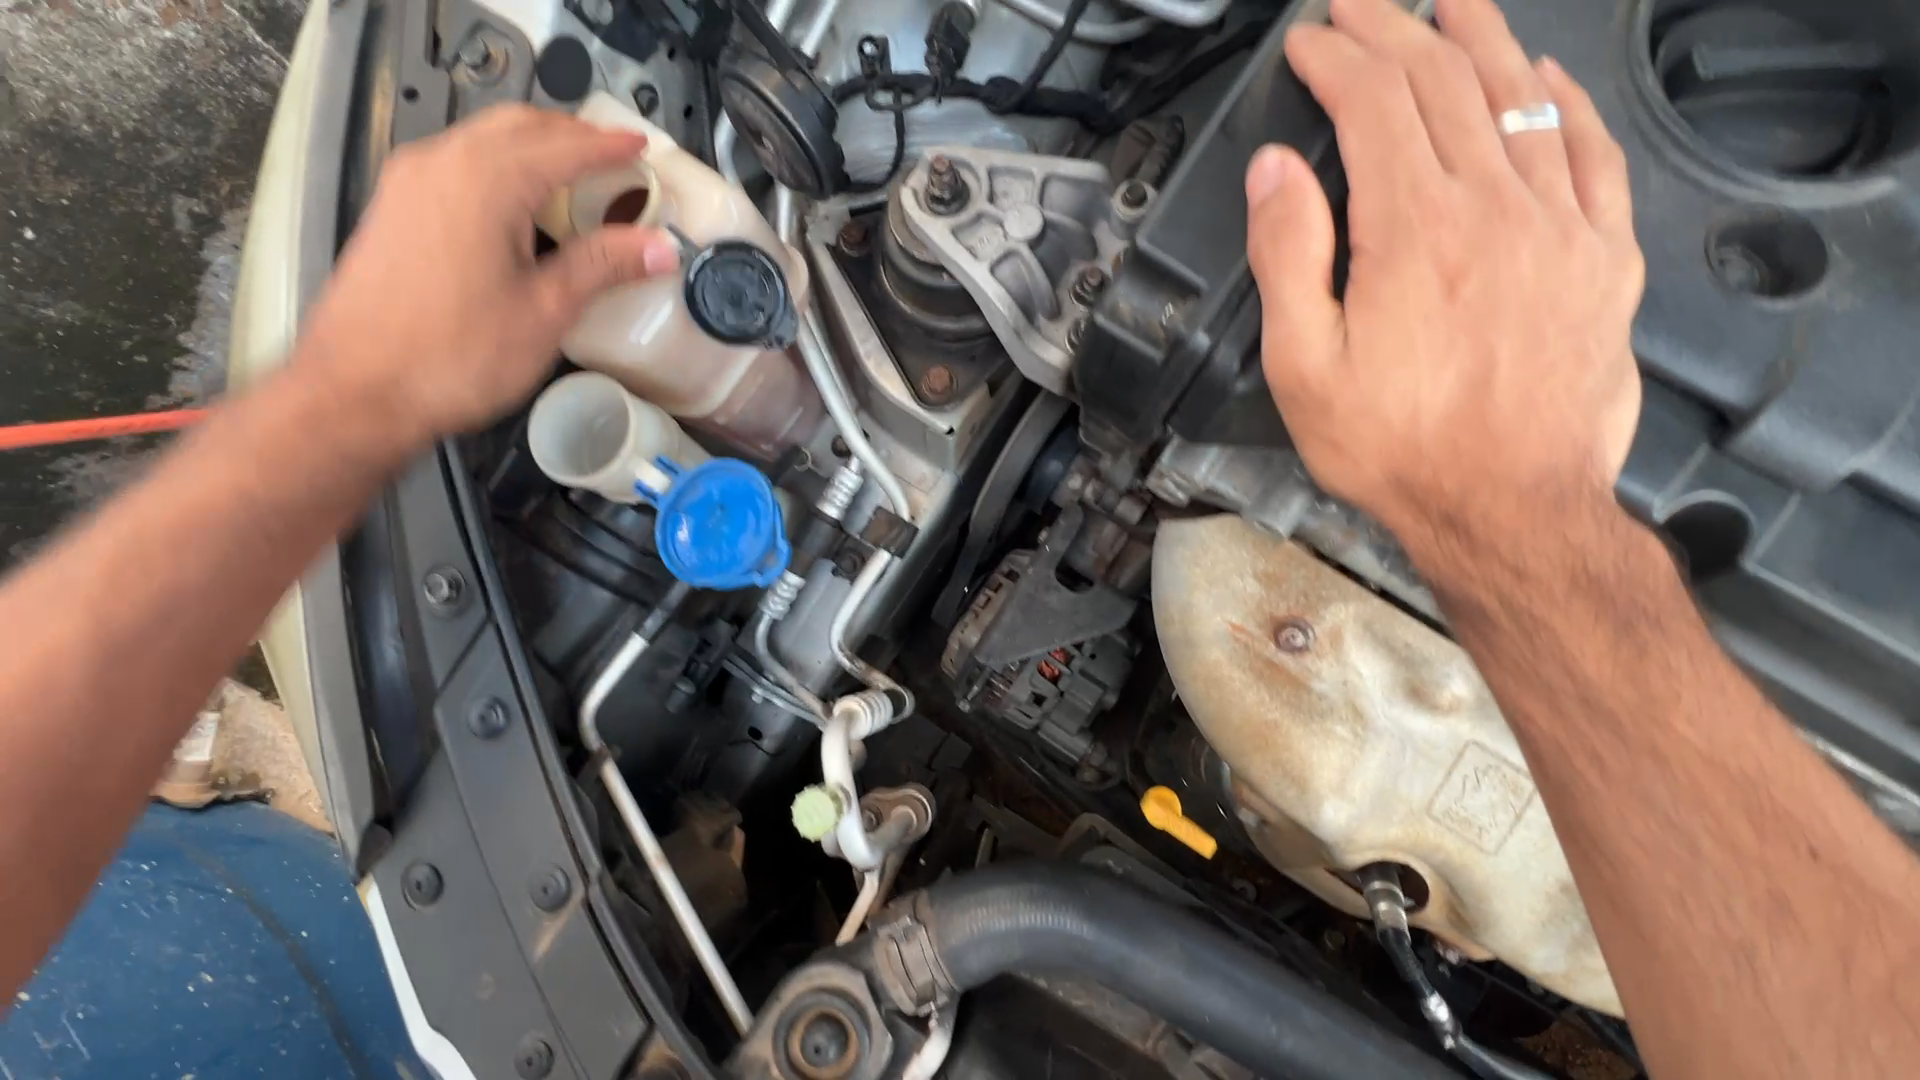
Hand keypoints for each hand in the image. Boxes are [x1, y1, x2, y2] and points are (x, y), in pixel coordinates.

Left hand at [295, 104, 678, 445]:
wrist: (359, 389)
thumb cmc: (453, 355)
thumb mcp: (546, 311)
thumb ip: (603, 266)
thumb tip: (660, 246)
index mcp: (485, 182)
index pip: (563, 146)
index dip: (610, 147)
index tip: (643, 148)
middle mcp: (441, 166)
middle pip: (519, 126)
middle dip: (573, 135)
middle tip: (617, 157)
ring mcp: (410, 184)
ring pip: (486, 141)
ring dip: (537, 149)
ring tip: (579, 178)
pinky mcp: (397, 209)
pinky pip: (461, 166)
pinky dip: (504, 168)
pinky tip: (526, 205)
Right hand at [1244, 0, 1642, 555]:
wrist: (1505, 506)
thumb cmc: (1395, 447)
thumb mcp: (1303, 366)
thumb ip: (1289, 258)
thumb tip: (1278, 171)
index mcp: (1413, 232)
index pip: (1375, 106)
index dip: (1336, 61)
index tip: (1307, 44)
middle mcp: (1494, 209)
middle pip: (1445, 85)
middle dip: (1394, 33)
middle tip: (1360, 8)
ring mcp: (1559, 226)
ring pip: (1519, 98)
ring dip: (1477, 41)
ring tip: (1447, 5)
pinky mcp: (1601, 257)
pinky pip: (1590, 150)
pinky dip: (1562, 100)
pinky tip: (1543, 76)